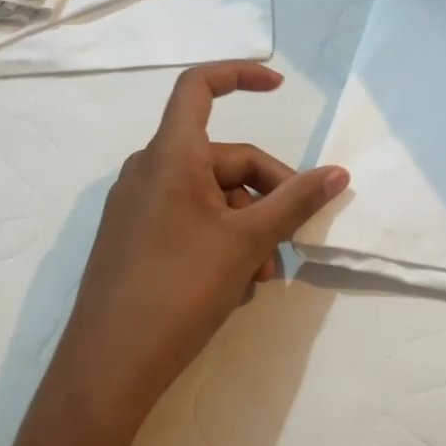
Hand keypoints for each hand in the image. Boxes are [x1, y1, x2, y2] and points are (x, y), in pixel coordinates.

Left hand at [56, 62, 348, 428]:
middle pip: (225, 159)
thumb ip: (295, 201)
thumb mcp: (247, 242)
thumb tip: (339, 173)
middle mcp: (149, 171)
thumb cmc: (179, 290)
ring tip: (263, 279)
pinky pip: (190, 220)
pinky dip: (221, 241)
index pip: (199, 86)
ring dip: (249, 228)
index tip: (279, 86)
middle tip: (293, 241)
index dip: (240, 75)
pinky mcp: (133, 240)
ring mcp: (138, 208)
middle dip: (267, 195)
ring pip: (212, 197)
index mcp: (171, 155)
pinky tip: (235, 287)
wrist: (106, 370)